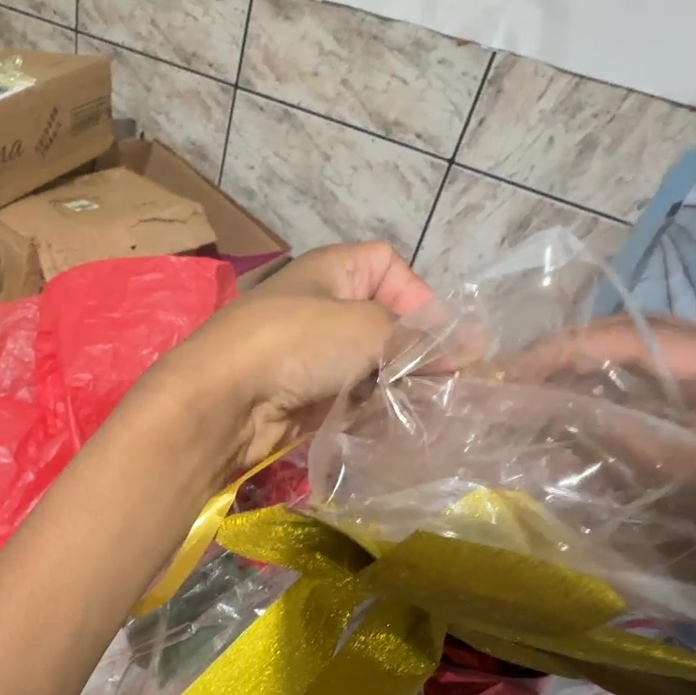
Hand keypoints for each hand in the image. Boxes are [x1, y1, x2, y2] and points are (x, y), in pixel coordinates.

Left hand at [139, 244, 437, 468]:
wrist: (221, 402)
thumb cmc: (294, 344)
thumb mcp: (366, 328)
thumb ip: (420, 339)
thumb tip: (474, 348)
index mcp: (329, 271)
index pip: (389, 267)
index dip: (420, 296)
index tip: (439, 338)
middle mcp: (318, 310)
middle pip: (382, 324)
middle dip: (413, 351)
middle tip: (443, 383)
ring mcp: (306, 359)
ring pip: (367, 368)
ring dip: (393, 388)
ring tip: (422, 409)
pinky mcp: (300, 402)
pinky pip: (347, 403)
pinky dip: (368, 413)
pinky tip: (389, 428)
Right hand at [503, 315, 695, 613]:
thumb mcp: (660, 471)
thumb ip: (596, 424)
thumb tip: (521, 397)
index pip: (642, 337)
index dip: (567, 349)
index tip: (509, 367)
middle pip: (643, 341)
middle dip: (572, 357)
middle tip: (513, 374)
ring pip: (644, 363)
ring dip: (585, 376)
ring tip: (530, 389)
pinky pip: (654, 390)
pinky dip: (606, 398)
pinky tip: (566, 409)